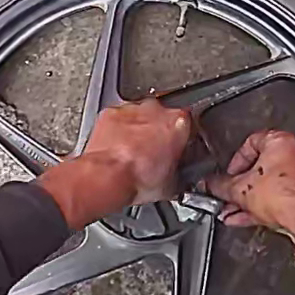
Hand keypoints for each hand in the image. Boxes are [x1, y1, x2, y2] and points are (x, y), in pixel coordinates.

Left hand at [36, 100, 191, 227]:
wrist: (106, 178)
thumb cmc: (137, 178)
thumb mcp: (172, 184)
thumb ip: (180, 172)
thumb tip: (179, 178)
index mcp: (178, 123)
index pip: (189, 125)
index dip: (183, 139)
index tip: (177, 149)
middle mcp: (155, 110)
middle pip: (163, 117)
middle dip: (159, 132)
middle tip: (154, 153)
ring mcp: (132, 110)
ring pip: (140, 117)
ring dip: (138, 130)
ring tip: (133, 153)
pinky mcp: (110, 114)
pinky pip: (117, 119)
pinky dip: (117, 130)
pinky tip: (117, 148)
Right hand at [205, 129, 294, 294]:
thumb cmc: (288, 198)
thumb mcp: (240, 190)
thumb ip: (221, 186)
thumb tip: (211, 185)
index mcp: (282, 141)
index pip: (252, 142)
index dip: (236, 161)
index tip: (229, 175)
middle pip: (264, 166)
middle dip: (245, 185)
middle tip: (232, 195)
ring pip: (276, 184)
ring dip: (255, 198)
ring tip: (239, 211)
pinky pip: (287, 198)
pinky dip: (270, 206)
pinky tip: (254, 218)